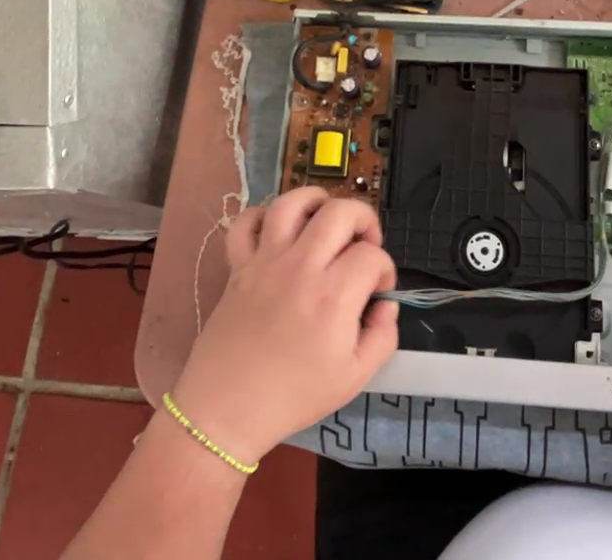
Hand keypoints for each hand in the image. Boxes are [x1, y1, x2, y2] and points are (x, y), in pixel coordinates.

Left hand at [171, 188, 398, 464]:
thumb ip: (383, 336)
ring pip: (292, 202)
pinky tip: (279, 233)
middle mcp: (301, 267)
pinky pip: (246, 222)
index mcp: (334, 295)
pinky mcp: (238, 266)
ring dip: (317, 201)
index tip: (378, 292)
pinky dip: (263, 216)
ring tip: (326, 221)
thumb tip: (385, 304)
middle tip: (363, 246)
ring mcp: (266, 261)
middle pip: (341, 212)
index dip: (385, 270)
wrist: (226, 410)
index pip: (373, 255)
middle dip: (364, 220)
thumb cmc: (293, 396)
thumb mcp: (355, 378)